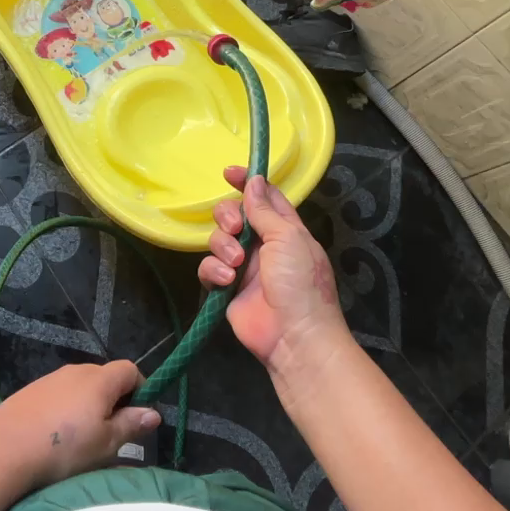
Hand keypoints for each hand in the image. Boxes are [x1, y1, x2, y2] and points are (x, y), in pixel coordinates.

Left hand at [0, 361, 159, 488]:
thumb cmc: (64, 447)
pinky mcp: (33, 389)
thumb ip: (131, 424)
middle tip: (112, 435)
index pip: (130, 369)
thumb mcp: (106, 443)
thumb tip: (154, 412)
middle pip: (106, 377)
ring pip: (82, 386)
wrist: (6, 446)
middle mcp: (77, 370)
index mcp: (99, 379)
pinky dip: (68, 408)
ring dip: (90, 405)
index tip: (138, 417)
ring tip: (84, 439)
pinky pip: (61, 393)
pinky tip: (58, 435)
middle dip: (115, 401)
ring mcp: (52, 378)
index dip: (140, 389)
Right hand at [198, 168, 348, 373]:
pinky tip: (226, 281)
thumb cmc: (300, 283)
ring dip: (223, 245)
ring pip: (218, 239)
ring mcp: (243, 267)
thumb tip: (255, 181)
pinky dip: (214, 270)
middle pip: (234, 215)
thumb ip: (265, 210)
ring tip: (236, 263)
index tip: (228, 173)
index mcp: (284, 229)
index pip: (264, 197)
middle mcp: (263, 244)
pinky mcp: (226, 288)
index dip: (247, 182)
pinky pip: (209, 267)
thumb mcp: (288, 238)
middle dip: (228, 215)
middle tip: (236, 228)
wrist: (294, 337)